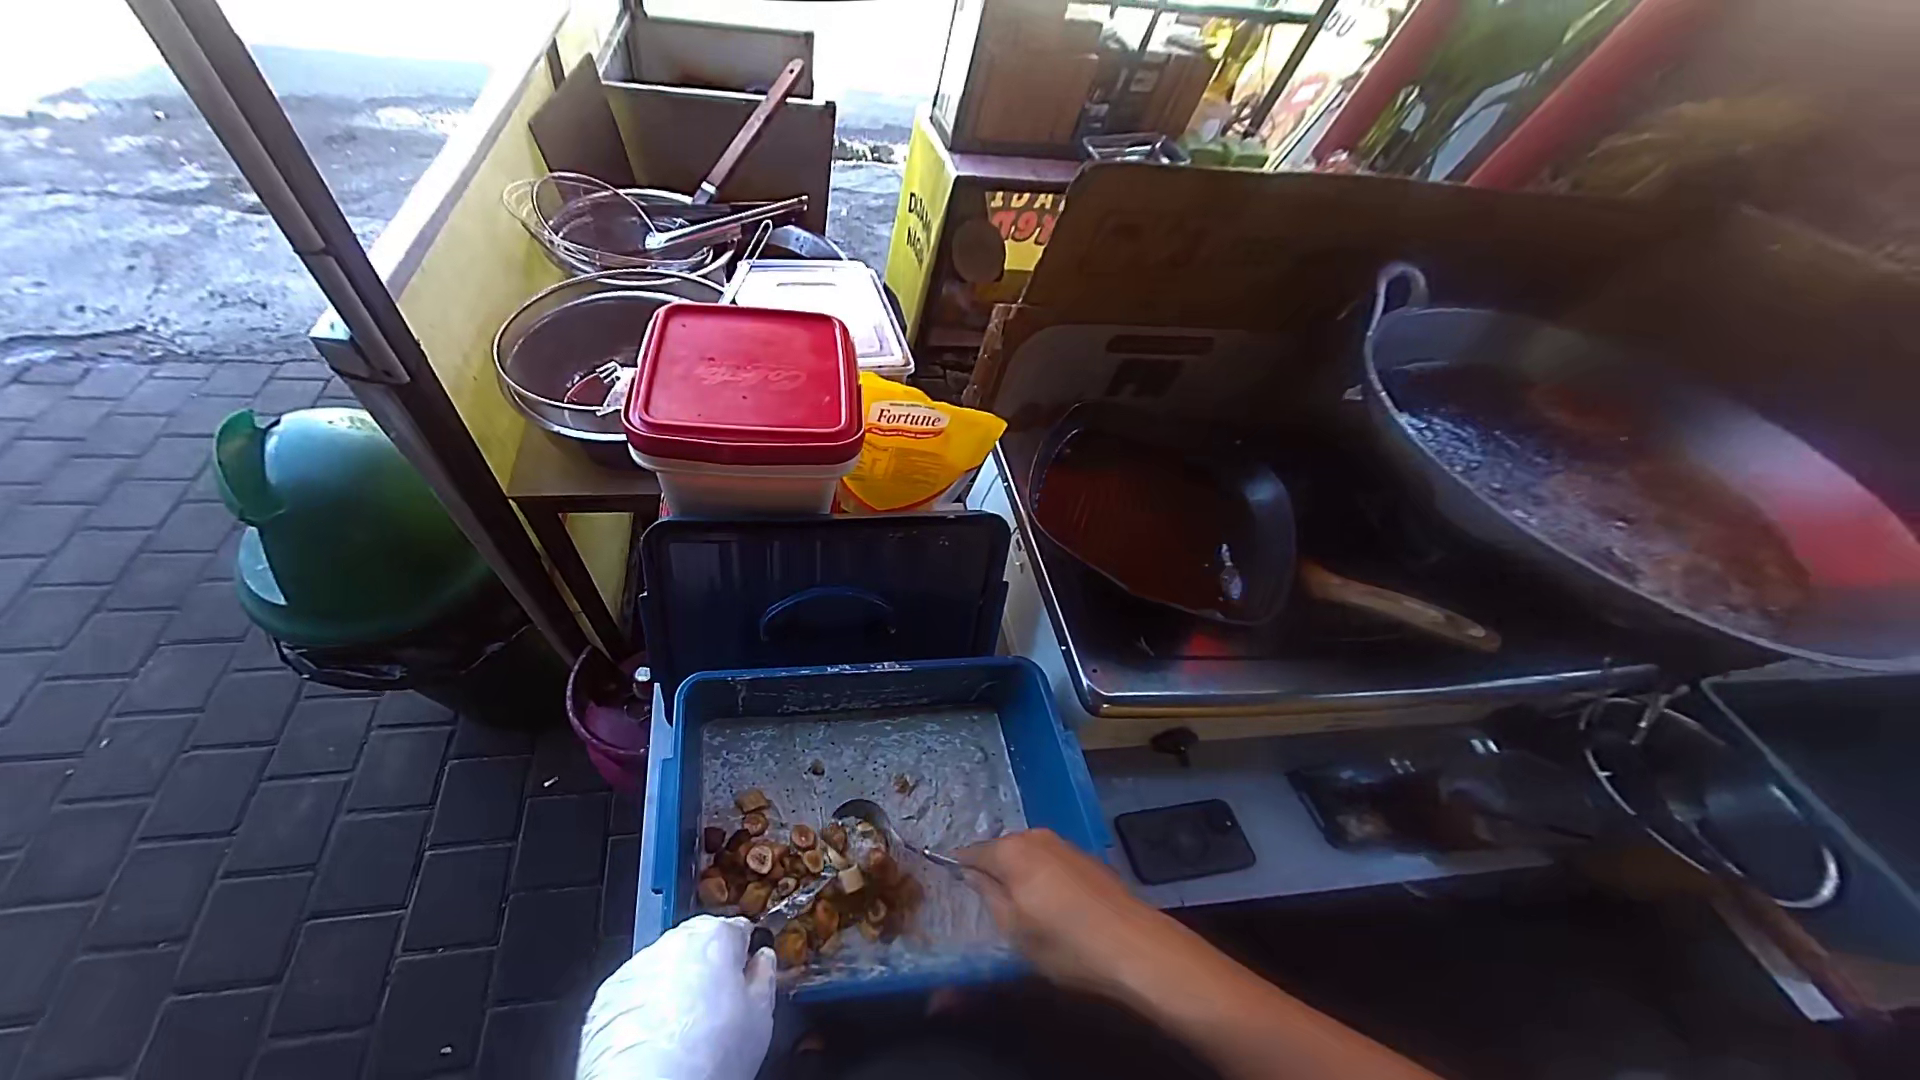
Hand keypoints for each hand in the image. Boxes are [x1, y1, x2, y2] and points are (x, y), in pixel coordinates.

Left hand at [577, 915, 776, 1079]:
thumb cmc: (708, 1059)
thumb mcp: (761, 1016)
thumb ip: (765, 975)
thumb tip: (763, 960)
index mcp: (718, 935)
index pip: (739, 927)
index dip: (745, 952)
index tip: (746, 973)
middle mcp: (676, 941)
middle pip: (700, 941)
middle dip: (708, 965)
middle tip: (716, 1008)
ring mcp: (638, 966)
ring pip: (666, 964)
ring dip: (675, 983)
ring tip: (682, 1029)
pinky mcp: (607, 996)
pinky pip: (635, 990)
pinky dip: (644, 1005)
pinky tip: (655, 1037)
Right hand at [959, 829, 1186, 996]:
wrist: (1134, 944)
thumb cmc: (1066, 943)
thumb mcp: (1014, 930)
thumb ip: (987, 896)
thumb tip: (970, 874)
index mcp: (1011, 851)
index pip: (971, 852)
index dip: (960, 869)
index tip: (953, 888)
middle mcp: (1035, 836)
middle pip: (1000, 850)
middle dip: (992, 872)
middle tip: (990, 907)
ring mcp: (1063, 843)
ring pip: (1026, 855)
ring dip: (1019, 874)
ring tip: (1022, 909)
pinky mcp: (1084, 856)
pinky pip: (1049, 861)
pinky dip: (1042, 876)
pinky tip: (1052, 905)